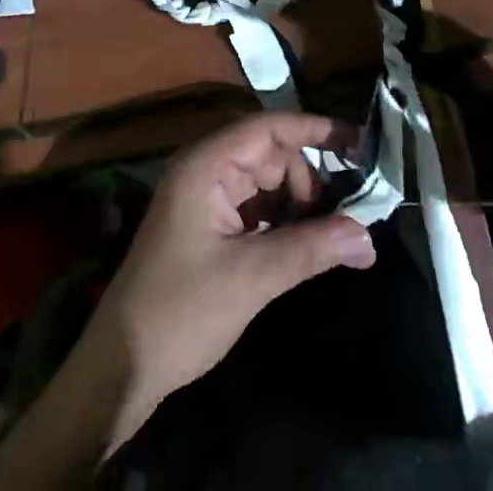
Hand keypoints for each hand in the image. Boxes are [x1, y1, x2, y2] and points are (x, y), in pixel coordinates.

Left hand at [0, 114, 376, 489]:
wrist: (123, 365)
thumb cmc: (180, 311)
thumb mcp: (252, 277)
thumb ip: (312, 248)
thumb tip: (369, 236)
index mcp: (205, 166)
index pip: (269, 127)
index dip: (316, 130)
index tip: (361, 145)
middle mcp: (206, 171)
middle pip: (273, 154)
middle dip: (312, 180)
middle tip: (350, 216)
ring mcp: (207, 198)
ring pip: (270, 182)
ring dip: (302, 203)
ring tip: (334, 236)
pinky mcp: (211, 225)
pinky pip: (259, 207)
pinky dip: (286, 220)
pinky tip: (309, 244)